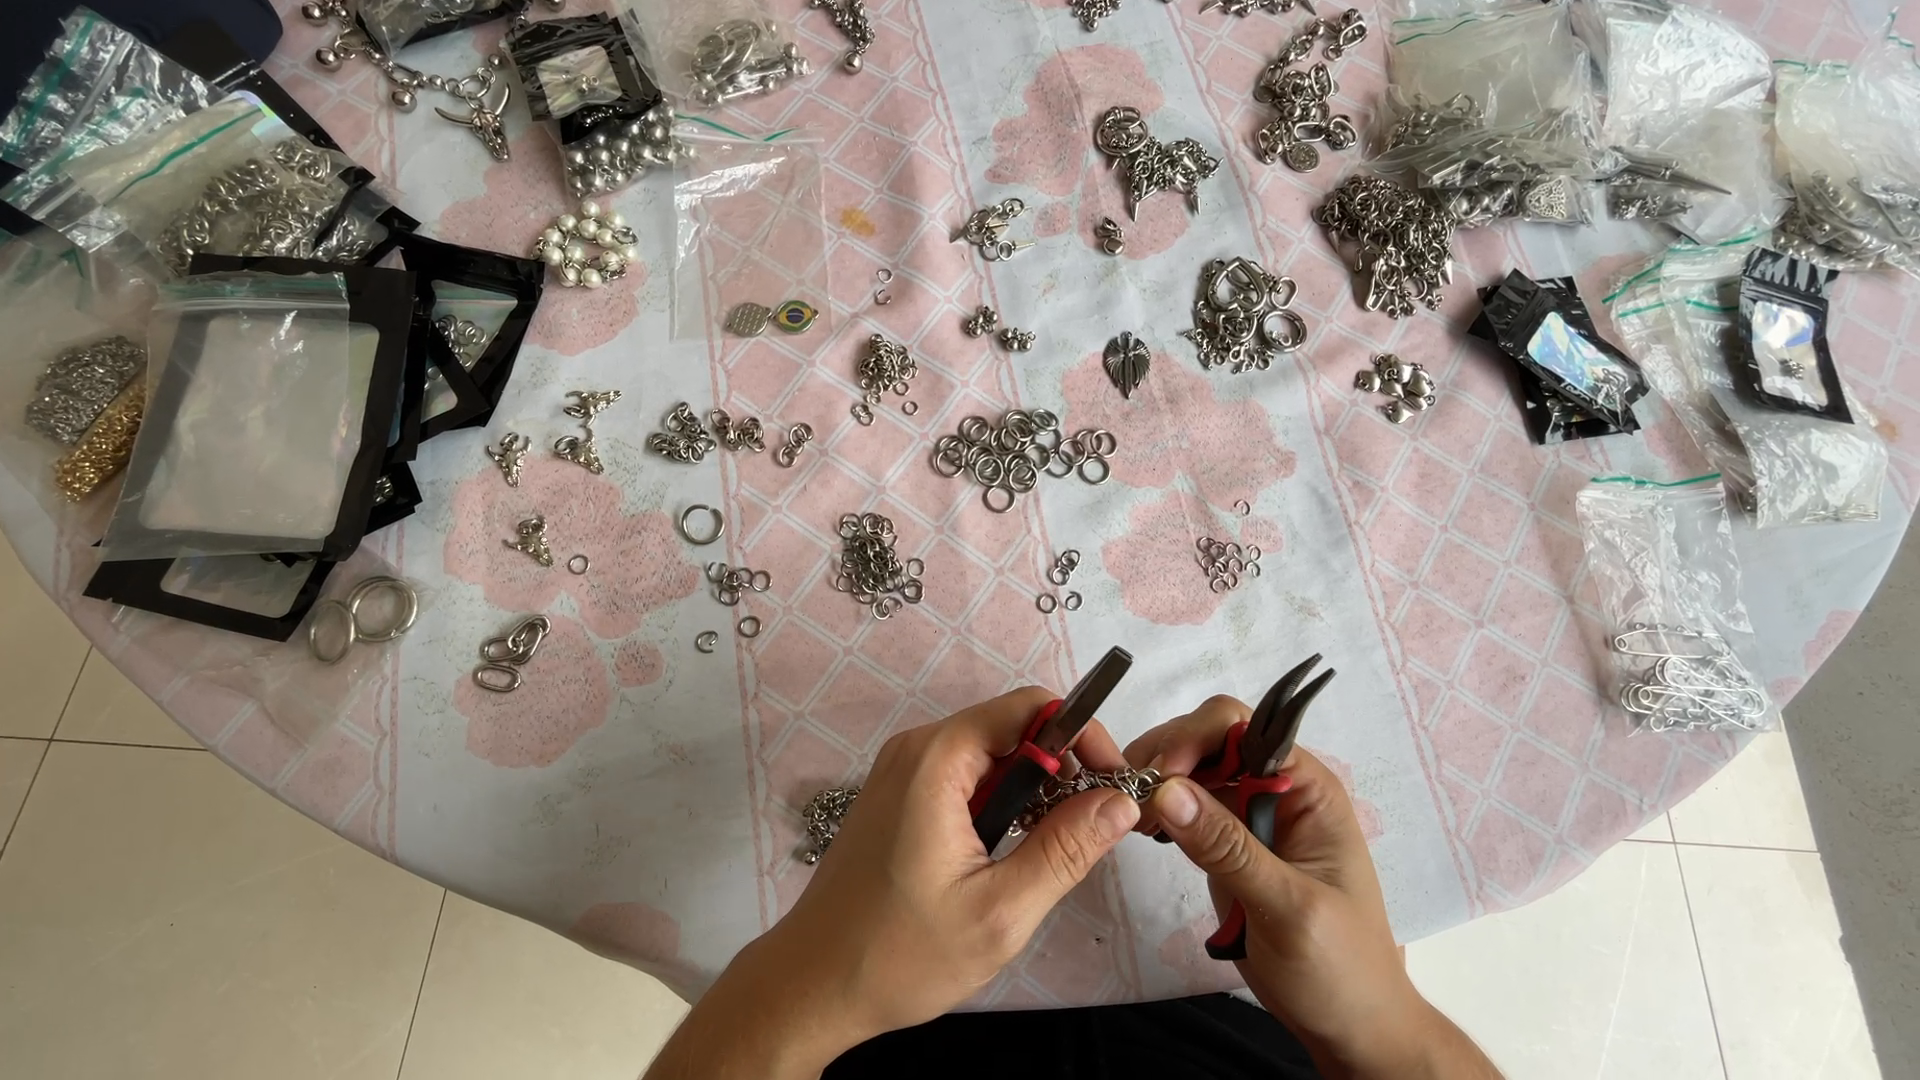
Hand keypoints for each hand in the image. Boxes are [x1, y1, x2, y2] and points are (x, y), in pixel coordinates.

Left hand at [645, 687, 1139, 1079]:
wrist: (811, 985)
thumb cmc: (902, 953)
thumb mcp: (1001, 910)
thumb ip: (1065, 849)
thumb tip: (1120, 801)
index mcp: (938, 758)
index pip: (1030, 707)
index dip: (1081, 735)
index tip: (1111, 785)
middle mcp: (918, 748)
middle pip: (1011, 727)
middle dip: (1060, 767)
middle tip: (1087, 827)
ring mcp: (903, 770)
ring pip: (992, 754)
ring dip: (1032, 789)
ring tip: (1051, 847)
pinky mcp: (899, 795)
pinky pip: (965, 775)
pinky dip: (1000, 801)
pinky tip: (1007, 851)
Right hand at [1129, 696, 1501, 1079]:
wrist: (1347, 1025)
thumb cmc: (1339, 967)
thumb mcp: (1287, 908)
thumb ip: (1228, 847)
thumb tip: (1165, 789)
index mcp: (1306, 787)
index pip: (1242, 728)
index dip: (1194, 738)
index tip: (1156, 775)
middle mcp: (1275, 786)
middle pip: (1207, 738)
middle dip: (1165, 756)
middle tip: (1128, 796)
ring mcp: (1247, 812)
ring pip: (1189, 767)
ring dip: (1153, 779)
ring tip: (1128, 813)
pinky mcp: (1224, 840)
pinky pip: (1183, 803)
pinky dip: (1155, 806)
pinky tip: (1138, 826)